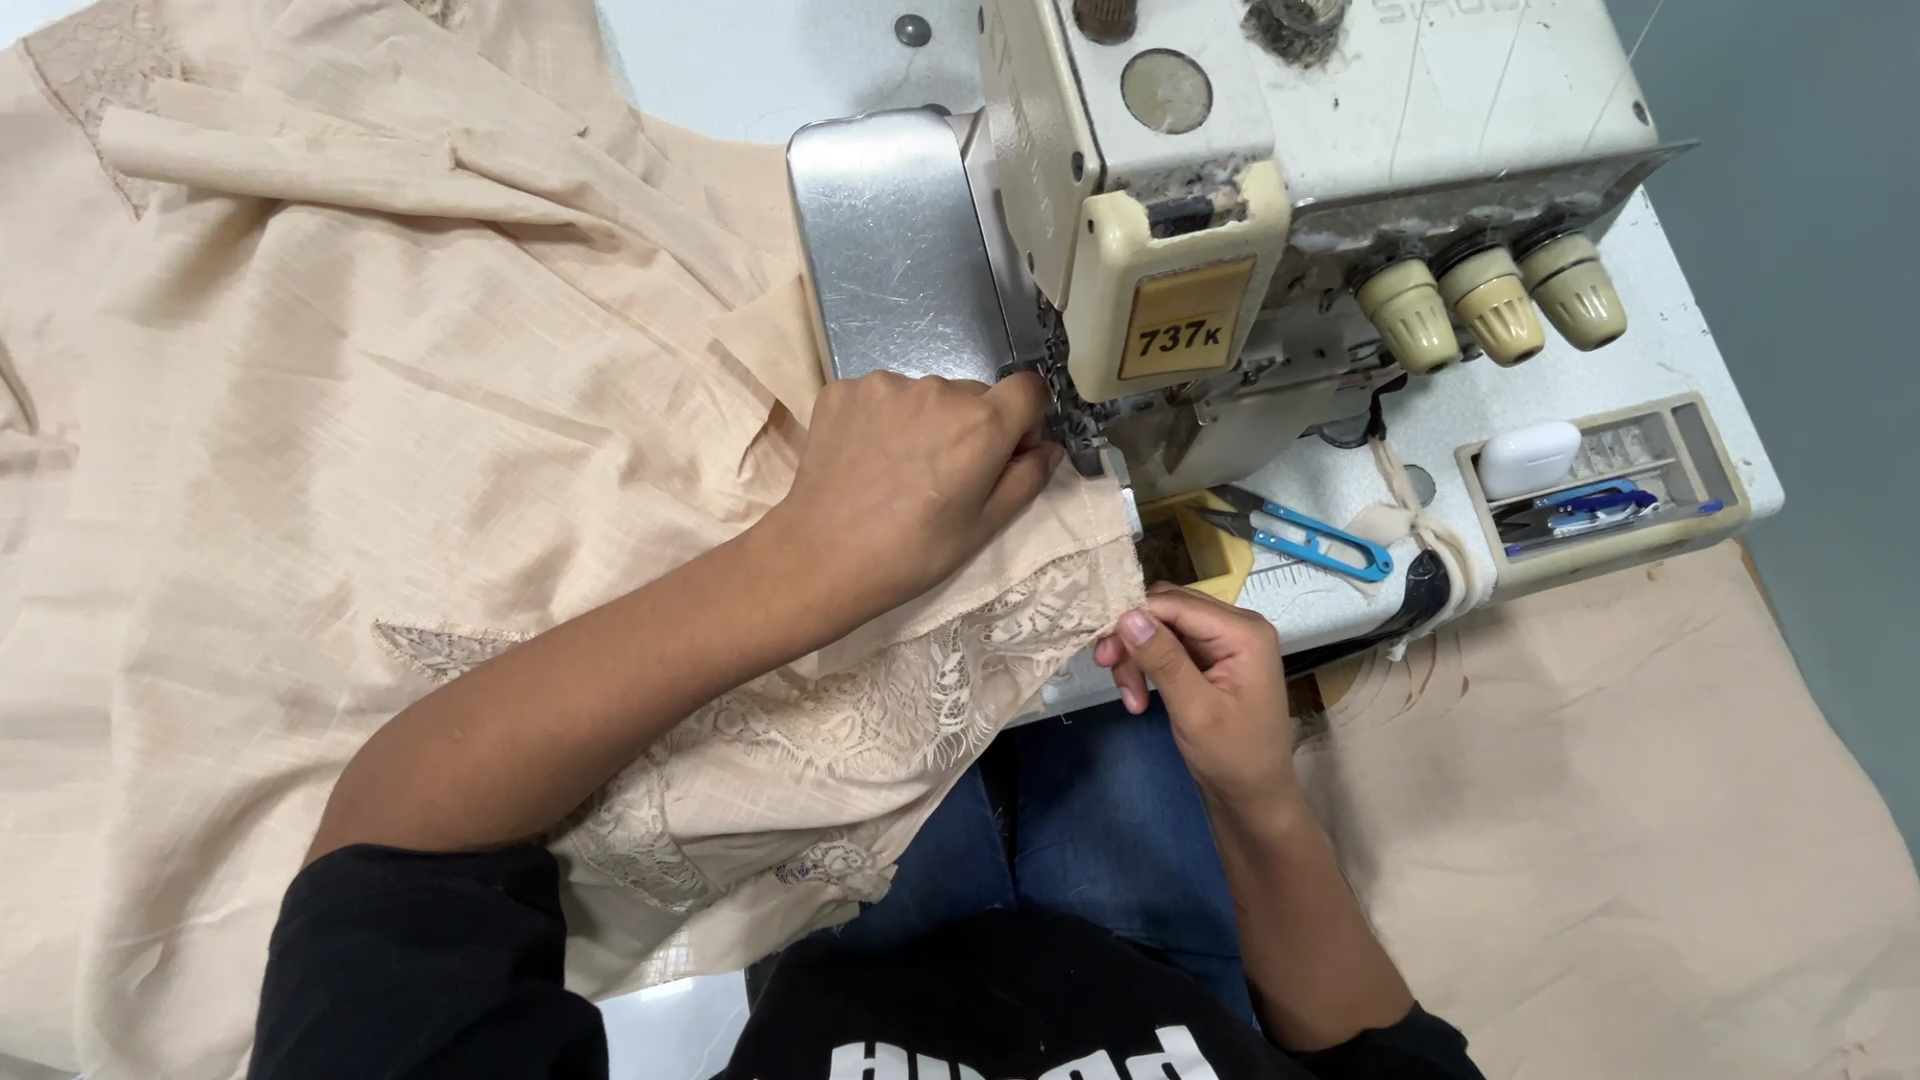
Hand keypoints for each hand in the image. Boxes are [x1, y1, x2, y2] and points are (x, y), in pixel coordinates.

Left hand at [765, 371, 1061, 631]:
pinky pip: (881, 397)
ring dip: (924, 422)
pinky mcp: (843, 389)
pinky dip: (882, 420)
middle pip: (974, 395)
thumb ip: (1026, 480)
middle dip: (971, 427)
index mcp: (981, 423)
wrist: (820, 558)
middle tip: (942, 477)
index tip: (1005, 452)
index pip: (1028, 389)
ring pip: (925, 396)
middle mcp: (937, 389)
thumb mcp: (982, 528)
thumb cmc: (911, 554)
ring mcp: (885, 385)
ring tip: (897, 470)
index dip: (1024, 420)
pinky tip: (866, 458)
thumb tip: (1048, 448)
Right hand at [1093, 583, 1301, 814]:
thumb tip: (1128, 615)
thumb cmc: (1234, 757)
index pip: (1175, 604)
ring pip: (1160, 627)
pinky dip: (1146, 666)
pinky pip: (1165, 645)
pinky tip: (1138, 697)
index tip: (1104, 653)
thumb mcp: (1195, 710)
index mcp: (1243, 632)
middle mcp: (1235, 626)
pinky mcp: (1208, 656)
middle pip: (1165, 610)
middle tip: (1108, 670)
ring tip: (1130, 699)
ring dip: (1137, 657)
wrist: (1253, 797)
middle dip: (1133, 640)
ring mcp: (1222, 640)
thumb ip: (1163, 660)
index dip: (1133, 618)